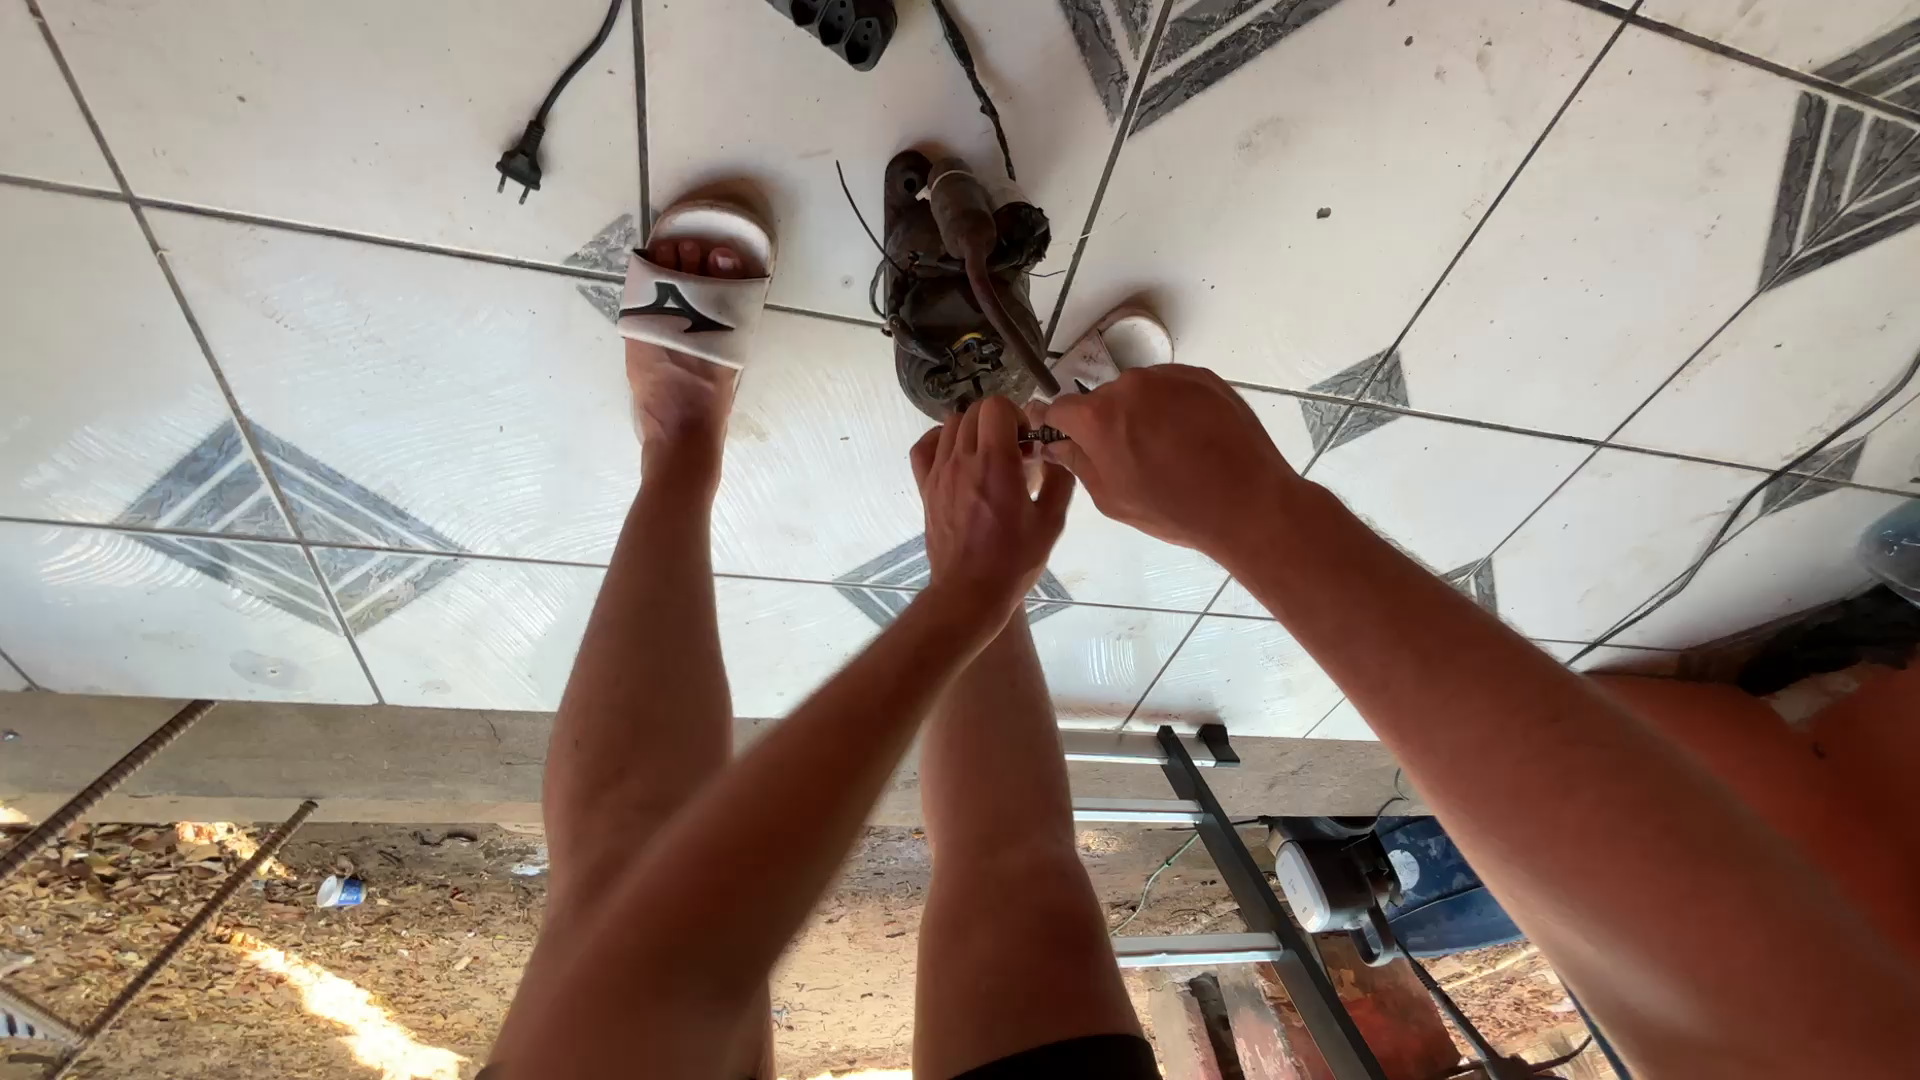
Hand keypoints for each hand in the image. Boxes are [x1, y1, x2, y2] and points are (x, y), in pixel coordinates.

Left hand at [910, 396, 1075, 621]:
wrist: (970, 591)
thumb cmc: (1013, 560)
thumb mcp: (1051, 522)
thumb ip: (1059, 480)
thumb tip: (1056, 456)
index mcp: (995, 463)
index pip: (997, 407)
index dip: (1017, 415)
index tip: (1027, 442)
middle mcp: (962, 460)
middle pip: (974, 411)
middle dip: (999, 421)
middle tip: (1015, 451)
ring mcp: (939, 473)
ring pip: (951, 425)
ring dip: (974, 430)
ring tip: (990, 456)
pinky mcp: (926, 488)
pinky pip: (924, 447)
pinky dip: (941, 441)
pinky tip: (958, 457)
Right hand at [1034, 365, 1304, 559]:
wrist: (1246, 502)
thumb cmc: (1172, 508)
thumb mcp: (1112, 498)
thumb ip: (1078, 464)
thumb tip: (1058, 445)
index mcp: (1098, 417)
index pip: (1058, 408)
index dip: (1057, 426)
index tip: (1063, 439)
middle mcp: (1129, 386)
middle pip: (1101, 400)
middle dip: (1104, 423)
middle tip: (1127, 457)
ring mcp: (1168, 376)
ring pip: (1137, 392)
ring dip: (1140, 413)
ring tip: (1165, 449)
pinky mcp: (1202, 376)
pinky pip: (1170, 387)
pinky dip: (1171, 406)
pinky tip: (1188, 438)